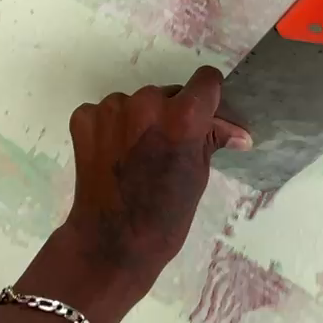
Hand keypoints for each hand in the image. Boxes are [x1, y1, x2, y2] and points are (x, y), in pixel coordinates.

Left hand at [12, 67, 250, 322]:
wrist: (111, 243)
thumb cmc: (165, 216)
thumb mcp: (198, 175)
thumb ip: (211, 140)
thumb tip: (239, 132)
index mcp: (182, 116)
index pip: (206, 80)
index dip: (208, 97)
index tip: (204, 113)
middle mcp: (145, 102)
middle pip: (167, 93)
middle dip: (171, 113)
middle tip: (167, 147)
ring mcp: (110, 107)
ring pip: (135, 102)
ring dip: (139, 119)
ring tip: (137, 156)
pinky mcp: (84, 116)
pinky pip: (106, 112)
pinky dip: (111, 128)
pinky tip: (113, 155)